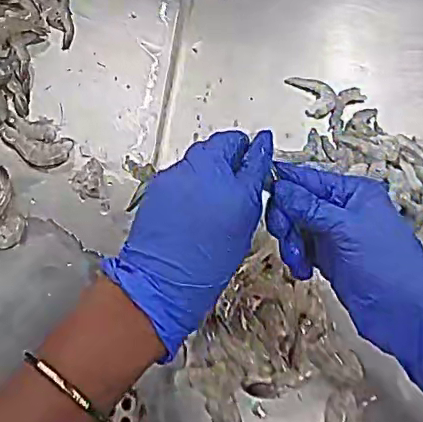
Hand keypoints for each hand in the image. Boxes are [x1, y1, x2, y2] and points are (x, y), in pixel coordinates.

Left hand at [102, 130, 272, 360]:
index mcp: (238, 190)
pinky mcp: (161, 179)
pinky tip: (192, 196)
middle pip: (223, 144)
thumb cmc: (205, 266)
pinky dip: (189, 176)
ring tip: (213, 187)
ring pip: (200, 155)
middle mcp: (208, 174)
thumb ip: (249, 195)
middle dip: (231, 152)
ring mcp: (180, 173)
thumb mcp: (242, 230)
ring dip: (209, 163)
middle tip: (237, 167)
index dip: (258, 150)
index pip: (254, 155)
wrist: (163, 277)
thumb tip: (251, 175)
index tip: (261, 146)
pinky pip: (181, 169)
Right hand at [268, 163, 422, 403]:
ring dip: (289, 241)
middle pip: (294, 201)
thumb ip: (308, 205)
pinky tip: (303, 270)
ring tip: (298, 260)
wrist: (412, 321)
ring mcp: (334, 234)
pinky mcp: (329, 258)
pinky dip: (295, 257)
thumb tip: (278, 184)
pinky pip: (300, 247)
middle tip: (286, 236)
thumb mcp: (345, 229)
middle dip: (285, 218)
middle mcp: (341, 208)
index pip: (306, 177)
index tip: (259, 193)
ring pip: (294, 225)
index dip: (282, 184)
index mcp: (352, 191)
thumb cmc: (388, 267)